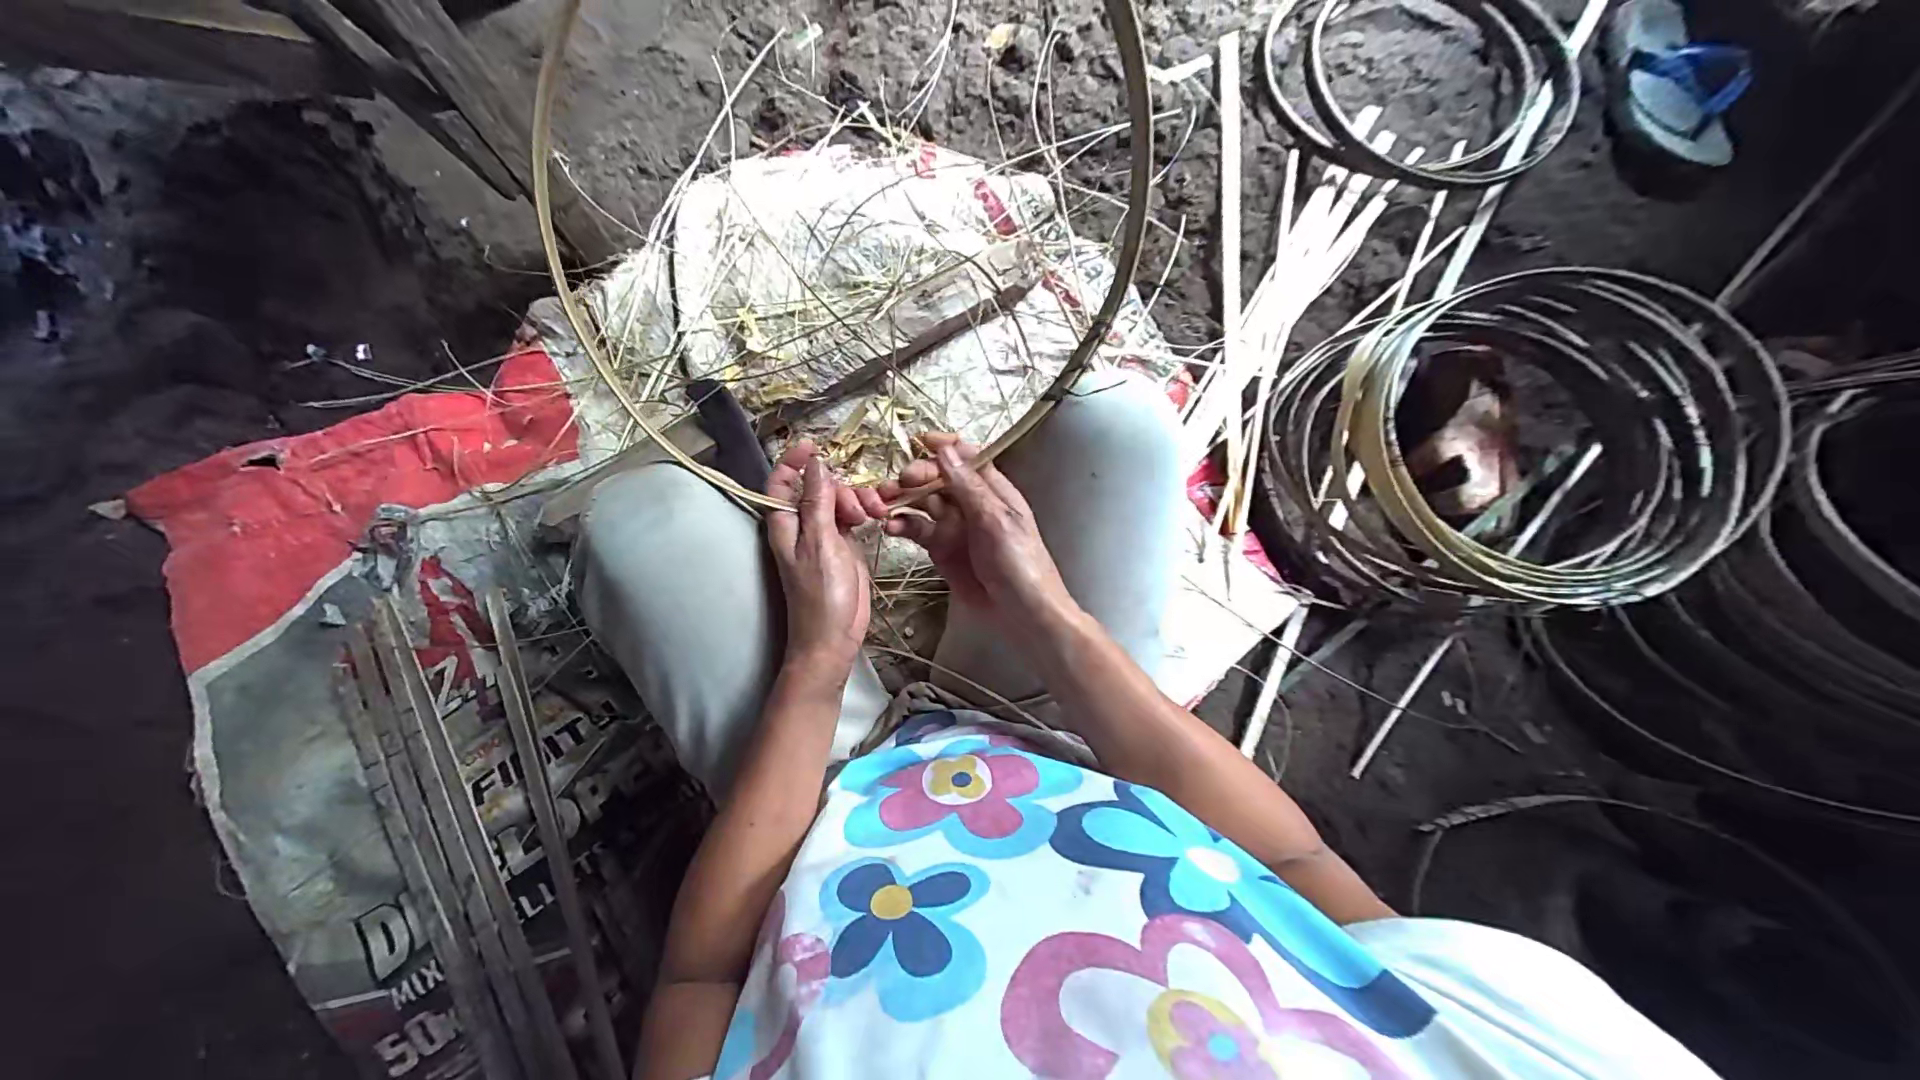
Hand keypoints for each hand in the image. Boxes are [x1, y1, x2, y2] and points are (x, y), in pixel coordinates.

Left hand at [766, 440, 870, 673]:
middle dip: (840, 486)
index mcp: (785, 523)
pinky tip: (877, 518)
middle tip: (859, 506)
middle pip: (817, 488)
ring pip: (838, 501)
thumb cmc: (821, 594)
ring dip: (857, 500)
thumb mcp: (821, 543)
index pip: (781, 481)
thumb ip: (818, 502)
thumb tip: (816, 466)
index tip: (815, 446)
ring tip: (872, 515)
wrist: (834, 636)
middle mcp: (802, 525)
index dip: (793, 461)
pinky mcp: (843, 547)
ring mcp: (823, 536)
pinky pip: (851, 518)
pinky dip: (863, 513)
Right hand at [857, 435, 1078, 638]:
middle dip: (917, 476)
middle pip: (939, 479)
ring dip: (903, 500)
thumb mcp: (995, 520)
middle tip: (899, 482)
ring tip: (884, 502)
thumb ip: (968, 486)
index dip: (945, 447)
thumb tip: (946, 449)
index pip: (967, 458)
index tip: (920, 441)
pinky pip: (918, 531)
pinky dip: (903, 526)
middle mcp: (972, 504)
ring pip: (924, 504)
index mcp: (994, 490)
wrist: (1023, 614)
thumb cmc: (1020, 564)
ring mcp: (955, 527)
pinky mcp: (942, 550)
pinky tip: (891, 527)